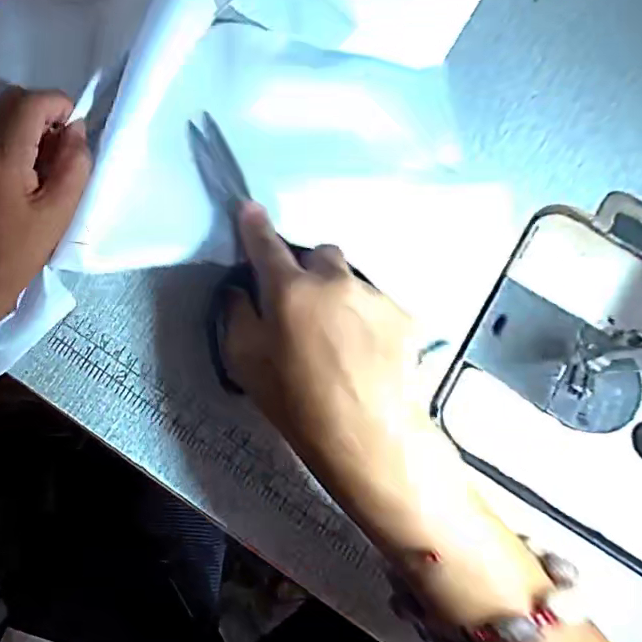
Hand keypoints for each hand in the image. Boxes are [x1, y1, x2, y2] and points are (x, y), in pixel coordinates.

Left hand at [0, 87, 91, 327]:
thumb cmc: (17, 253)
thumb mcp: (58, 212)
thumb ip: (74, 163)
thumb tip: (75, 129)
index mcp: (1, 155)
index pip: (33, 102)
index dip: (60, 108)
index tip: (72, 137)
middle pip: (13, 100)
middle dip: (43, 115)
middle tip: (58, 152)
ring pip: (0, 114)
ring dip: (26, 127)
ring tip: (40, 167)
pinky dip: (9, 139)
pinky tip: (20, 175)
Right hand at [223, 202, 549, 623]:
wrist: (364, 433)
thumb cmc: (290, 395)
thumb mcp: (242, 357)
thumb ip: (237, 314)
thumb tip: (241, 290)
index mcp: (289, 288)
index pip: (266, 244)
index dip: (254, 226)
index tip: (249, 209)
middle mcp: (335, 281)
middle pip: (319, 253)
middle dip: (305, 267)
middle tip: (296, 299)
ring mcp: (375, 296)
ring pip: (349, 278)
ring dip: (336, 291)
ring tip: (332, 331)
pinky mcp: (404, 318)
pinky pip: (374, 303)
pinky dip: (361, 314)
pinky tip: (360, 347)